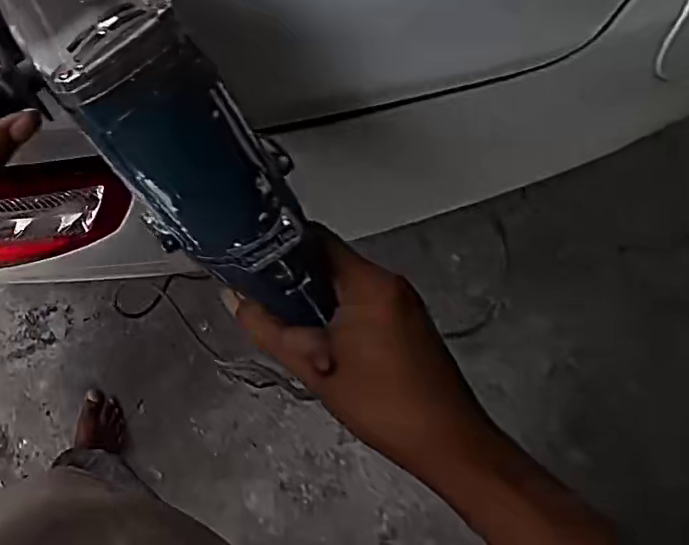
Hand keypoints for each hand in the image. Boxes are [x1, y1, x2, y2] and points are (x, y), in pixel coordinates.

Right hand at [223, 226, 497, 478]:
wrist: (454, 451)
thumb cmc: (386, 406)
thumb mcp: (313, 368)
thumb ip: (267, 329)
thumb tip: (234, 299)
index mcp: (368, 282)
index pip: (313, 237)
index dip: (278, 242)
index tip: (251, 256)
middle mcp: (388, 282)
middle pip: (325, 258)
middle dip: (292, 276)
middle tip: (265, 296)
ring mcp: (402, 301)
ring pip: (340, 281)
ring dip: (312, 296)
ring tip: (290, 321)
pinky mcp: (407, 320)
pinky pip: (358, 298)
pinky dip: (334, 310)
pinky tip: (321, 337)